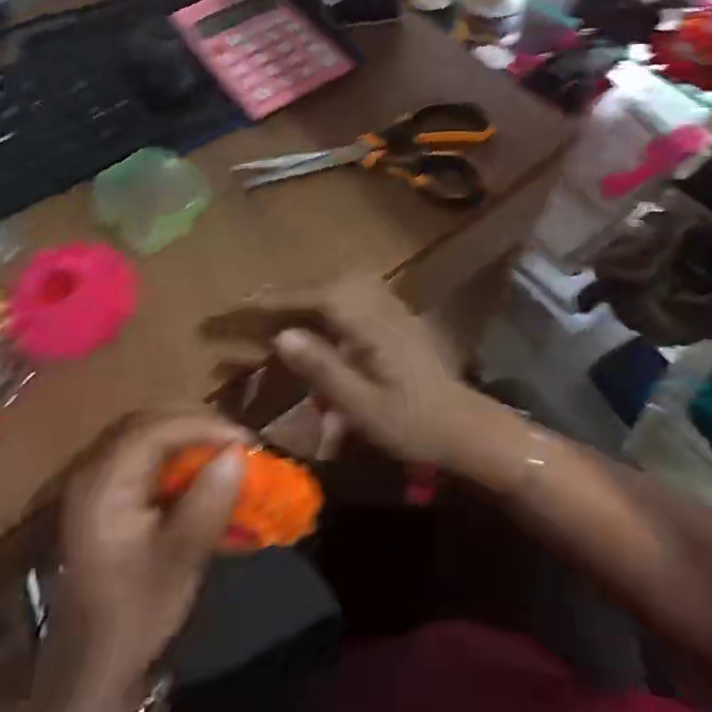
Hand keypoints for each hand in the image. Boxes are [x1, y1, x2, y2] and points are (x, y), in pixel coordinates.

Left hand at [57, 410, 248, 674]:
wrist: (92, 662)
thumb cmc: (135, 611)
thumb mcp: (178, 561)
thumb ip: (207, 504)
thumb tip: (238, 454)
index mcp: (102, 488)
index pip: (153, 432)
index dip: (203, 427)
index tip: (244, 441)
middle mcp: (91, 473)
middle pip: (146, 422)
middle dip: (197, 423)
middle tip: (238, 440)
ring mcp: (94, 482)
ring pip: (144, 432)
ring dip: (187, 433)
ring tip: (224, 448)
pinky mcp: (104, 493)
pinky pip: (141, 451)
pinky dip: (175, 449)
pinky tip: (200, 466)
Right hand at [207, 278, 500, 471]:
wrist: (466, 427)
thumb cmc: (412, 424)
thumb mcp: (362, 406)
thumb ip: (322, 368)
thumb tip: (281, 335)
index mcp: (373, 326)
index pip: (319, 298)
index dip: (280, 298)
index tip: (245, 303)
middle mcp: (385, 309)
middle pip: (334, 284)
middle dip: (295, 291)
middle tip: (258, 306)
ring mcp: (398, 312)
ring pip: (350, 286)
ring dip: (316, 292)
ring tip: (285, 309)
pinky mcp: (403, 322)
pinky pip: (364, 297)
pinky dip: (337, 299)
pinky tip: (326, 318)